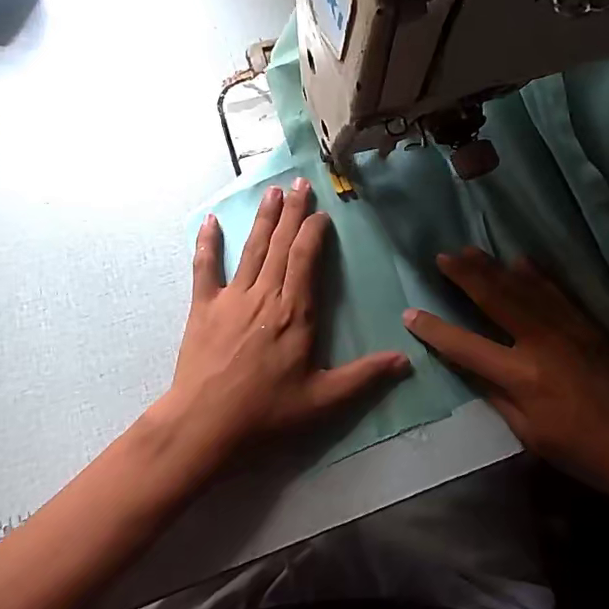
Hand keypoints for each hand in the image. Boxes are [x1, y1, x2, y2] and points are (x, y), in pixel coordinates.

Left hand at [157, 178, 410, 464]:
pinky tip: (210, 221)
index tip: (321, 213)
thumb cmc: (266, 413)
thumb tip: (406, 360)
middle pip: (281, 244)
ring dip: (263, 219)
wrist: (204, 426)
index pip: (306, 259)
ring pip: (251, 249)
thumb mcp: (323, 400)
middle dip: (292, 212)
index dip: (314, 232)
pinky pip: (205, 268)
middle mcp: (264, 295)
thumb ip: (364, 377)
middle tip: (300, 183)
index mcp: (295, 312)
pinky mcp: (203, 308)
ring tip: (272, 191)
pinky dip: (207, 243)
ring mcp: (231, 298)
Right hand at [403, 248, 608, 501]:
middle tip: (442, 256)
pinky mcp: (590, 325)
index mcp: (521, 376)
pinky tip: (521, 261)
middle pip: (495, 298)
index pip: (466, 346)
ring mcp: (568, 328)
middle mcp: (541, 342)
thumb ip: (497, 396)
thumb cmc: (583, 452)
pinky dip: (536, 274)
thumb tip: (472, 367)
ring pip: (524, 287)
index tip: (411, 313)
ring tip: (471, 250)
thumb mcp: (529, 434)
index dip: (434, 329)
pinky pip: (557, 291)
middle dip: (465, 275)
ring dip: (494, 266)